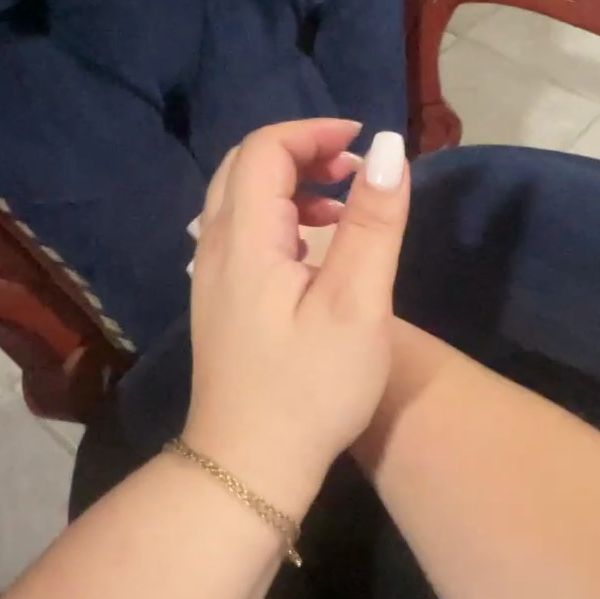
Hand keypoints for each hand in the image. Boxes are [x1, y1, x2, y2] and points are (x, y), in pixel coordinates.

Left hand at [181, 119, 410, 505]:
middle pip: (247, 167)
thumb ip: (372, 222)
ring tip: (344, 206)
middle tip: (354, 169)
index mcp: (245, 241)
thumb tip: (387, 148)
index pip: (265, 150)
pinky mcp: (221, 302)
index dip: (313, 133)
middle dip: (302, 152)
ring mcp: (213, 278)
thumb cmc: (311, 387)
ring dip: (293, 185)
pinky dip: (283, 218)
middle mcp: (216, 249)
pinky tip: (316, 251)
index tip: (363, 143)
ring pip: (242, 200)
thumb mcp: (356, 303)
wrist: (250, 465)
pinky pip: (244, 233)